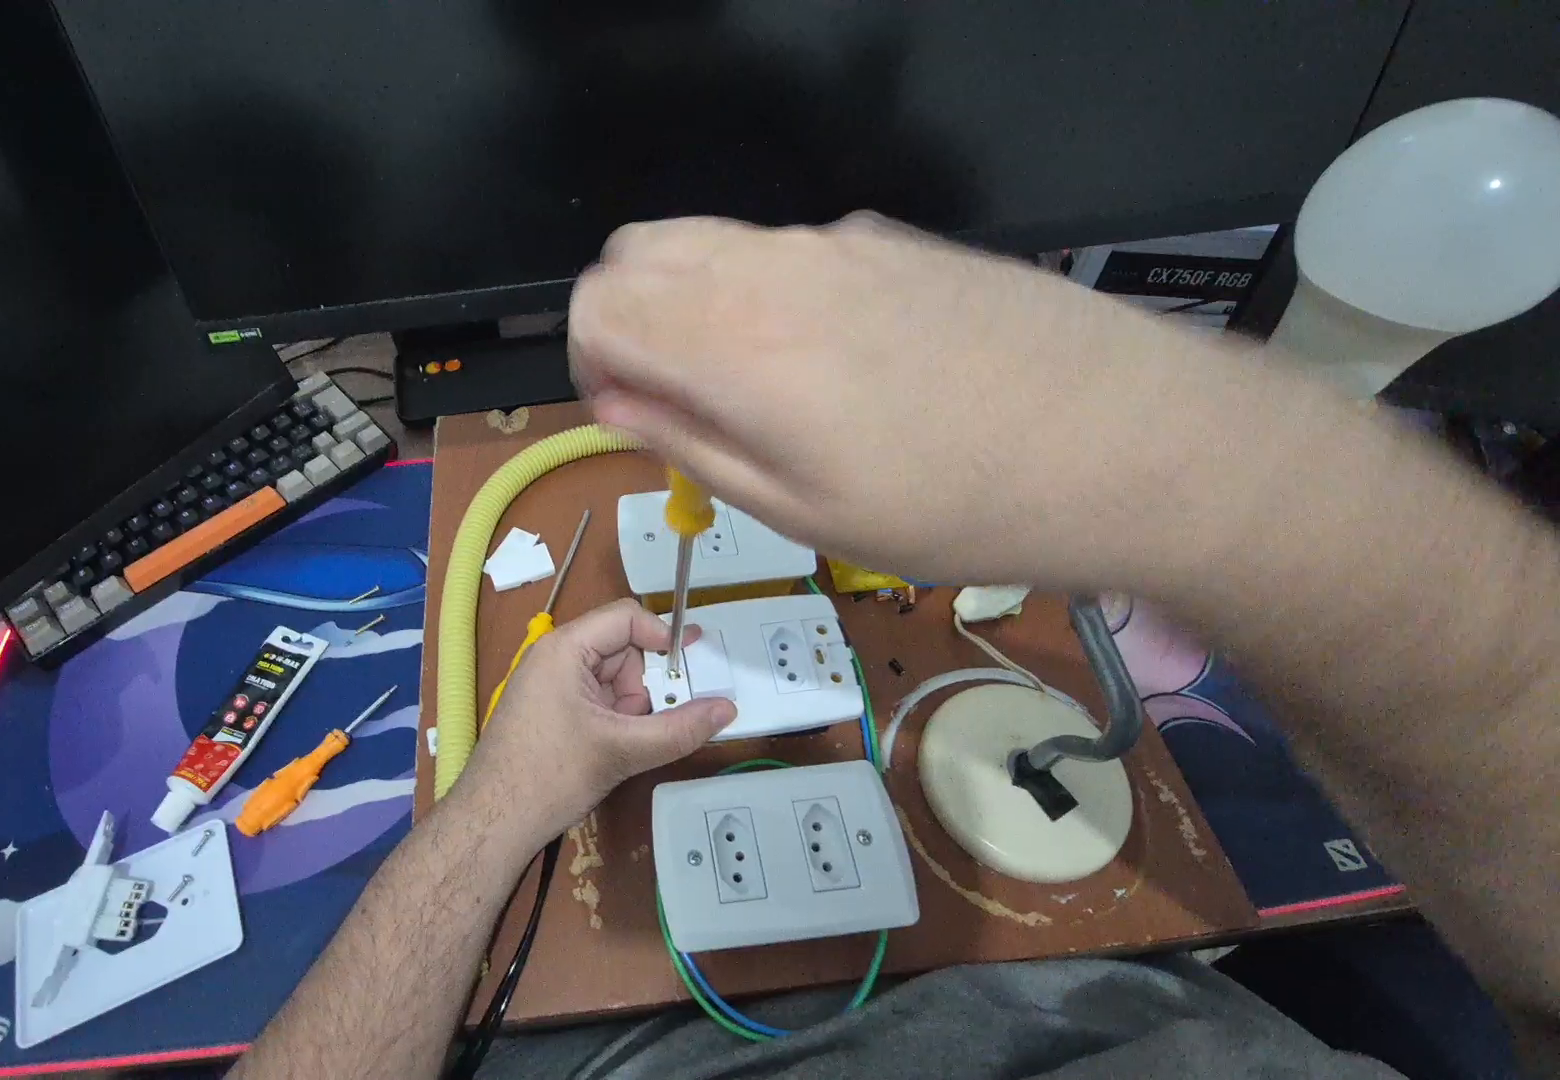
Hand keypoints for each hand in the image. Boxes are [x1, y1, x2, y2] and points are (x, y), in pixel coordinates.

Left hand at [458, 599, 735, 846]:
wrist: (493, 823)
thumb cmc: (548, 776)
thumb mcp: (622, 750)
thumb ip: (680, 729)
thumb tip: (727, 708)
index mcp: (565, 649)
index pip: (625, 616)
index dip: (661, 636)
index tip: (688, 669)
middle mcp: (557, 657)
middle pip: (623, 650)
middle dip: (646, 685)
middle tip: (653, 721)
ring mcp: (553, 684)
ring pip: (614, 679)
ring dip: (632, 708)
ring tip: (624, 744)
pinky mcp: (554, 710)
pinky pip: (599, 700)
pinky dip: (617, 720)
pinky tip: (615, 749)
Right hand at [568, 213, 1302, 588]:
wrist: (1126, 442)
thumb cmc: (950, 504)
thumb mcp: (797, 510)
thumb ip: (687, 443)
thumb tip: (615, 401)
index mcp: (734, 342)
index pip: (595, 304)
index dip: (587, 364)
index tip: (629, 415)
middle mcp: (770, 267)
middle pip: (634, 254)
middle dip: (623, 324)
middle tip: (672, 400)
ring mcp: (832, 241)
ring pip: (702, 241)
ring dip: (683, 304)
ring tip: (742, 385)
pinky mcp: (884, 238)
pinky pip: (775, 249)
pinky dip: (751, 292)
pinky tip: (821, 358)